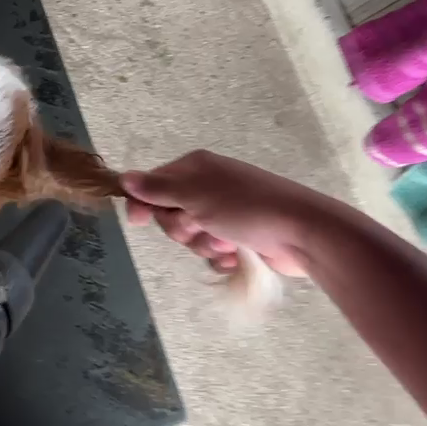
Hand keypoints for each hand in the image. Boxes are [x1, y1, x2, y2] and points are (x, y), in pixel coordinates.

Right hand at [120, 150, 349, 277]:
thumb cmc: (244, 206)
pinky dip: (221, 256)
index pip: (154, 183)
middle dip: (182, 228)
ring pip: (192, 236)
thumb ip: (156, 188)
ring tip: (226, 244)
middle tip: (199, 227)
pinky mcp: (240, 237)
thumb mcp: (194, 194)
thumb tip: (123, 178)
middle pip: (171, 213)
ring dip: (203, 244)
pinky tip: (235, 257)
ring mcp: (225, 213)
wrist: (303, 232)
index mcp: (195, 168)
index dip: (145, 202)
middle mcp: (207, 187)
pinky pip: (213, 251)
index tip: (137, 221)